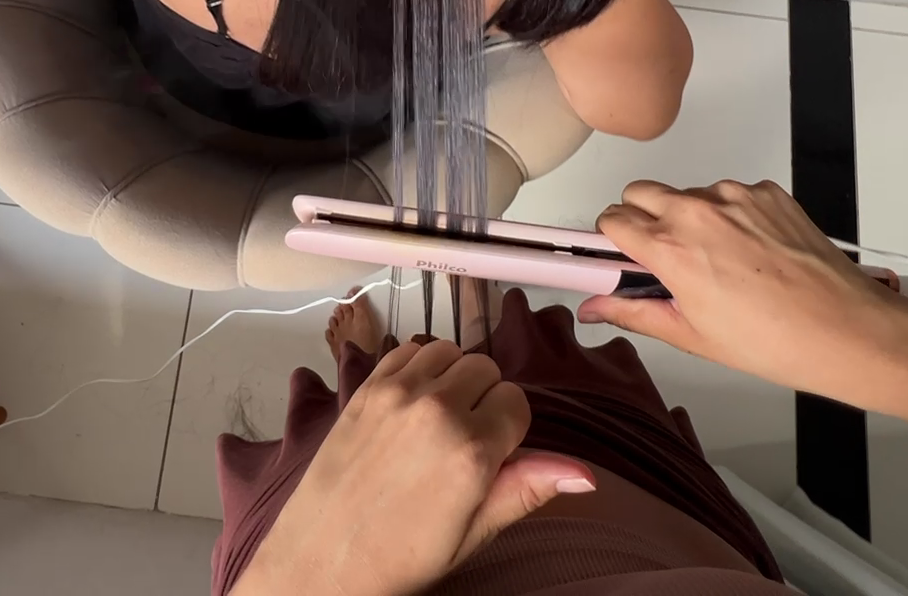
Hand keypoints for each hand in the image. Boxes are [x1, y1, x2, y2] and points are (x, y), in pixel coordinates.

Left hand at [234, 339, 592, 595]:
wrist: (322, 560)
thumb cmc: (401, 559)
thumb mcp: (473, 535)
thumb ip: (525, 490)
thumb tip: (585, 475)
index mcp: (471, 451)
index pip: (518, 402)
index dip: (511, 428)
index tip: (493, 453)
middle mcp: (437, 408)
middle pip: (486, 369)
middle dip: (485, 398)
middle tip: (466, 437)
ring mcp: (397, 391)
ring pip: (450, 350)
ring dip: (453, 374)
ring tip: (441, 415)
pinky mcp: (368, 385)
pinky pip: (409, 348)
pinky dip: (419, 364)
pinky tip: (414, 400)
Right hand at [577, 180, 907, 404]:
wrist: (851, 332)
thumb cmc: (774, 342)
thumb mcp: (692, 336)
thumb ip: (632, 312)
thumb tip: (591, 308)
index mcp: (669, 248)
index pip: (611, 218)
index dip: (613, 239)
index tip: (624, 255)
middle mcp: (695, 212)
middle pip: (638, 192)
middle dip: (640, 217)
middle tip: (664, 253)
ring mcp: (733, 197)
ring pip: (685, 192)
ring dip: (687, 215)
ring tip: (720, 257)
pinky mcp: (765, 192)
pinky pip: (728, 193)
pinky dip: (730, 213)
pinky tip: (752, 248)